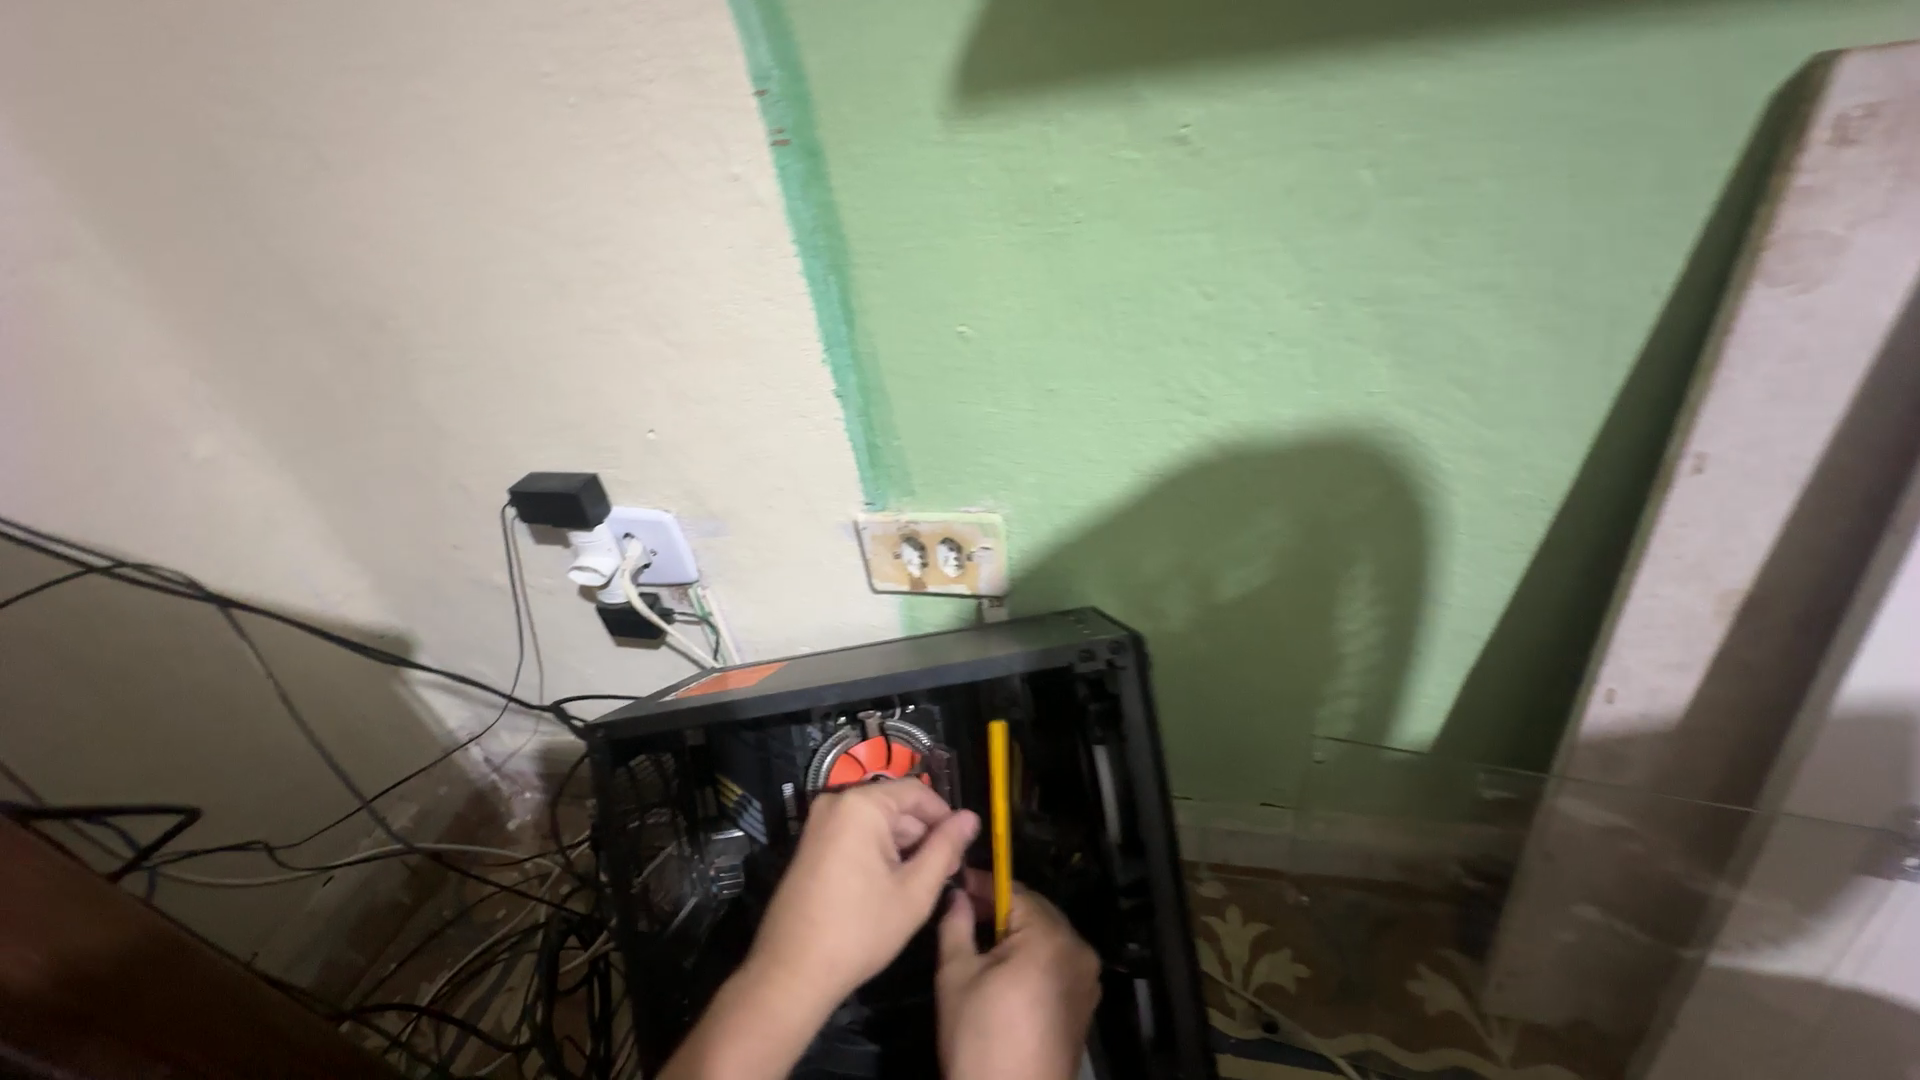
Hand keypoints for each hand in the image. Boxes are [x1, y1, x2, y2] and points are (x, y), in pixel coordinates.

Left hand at [750, 779, 978, 1007]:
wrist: (792, 972)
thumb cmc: (860, 930)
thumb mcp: (915, 890)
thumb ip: (946, 848)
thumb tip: (971, 818)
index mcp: (861, 805)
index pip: (917, 791)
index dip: (945, 816)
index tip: (963, 848)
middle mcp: (836, 803)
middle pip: (895, 806)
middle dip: (924, 835)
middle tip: (948, 872)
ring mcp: (820, 823)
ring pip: (877, 822)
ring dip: (903, 846)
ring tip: (923, 883)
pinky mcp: (812, 845)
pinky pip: (856, 834)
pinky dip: (879, 852)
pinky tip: (892, 884)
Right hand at [937, 879, 1101, 1079]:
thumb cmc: (979, 1039)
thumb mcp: (956, 976)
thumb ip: (957, 925)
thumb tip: (957, 895)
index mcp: (1049, 937)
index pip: (1014, 890)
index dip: (982, 884)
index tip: (956, 882)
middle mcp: (1078, 949)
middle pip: (1035, 910)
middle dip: (1001, 908)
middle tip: (965, 911)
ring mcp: (1088, 977)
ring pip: (1047, 935)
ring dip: (1017, 932)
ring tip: (981, 941)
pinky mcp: (1086, 1002)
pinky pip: (1058, 961)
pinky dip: (1034, 957)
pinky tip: (1006, 971)